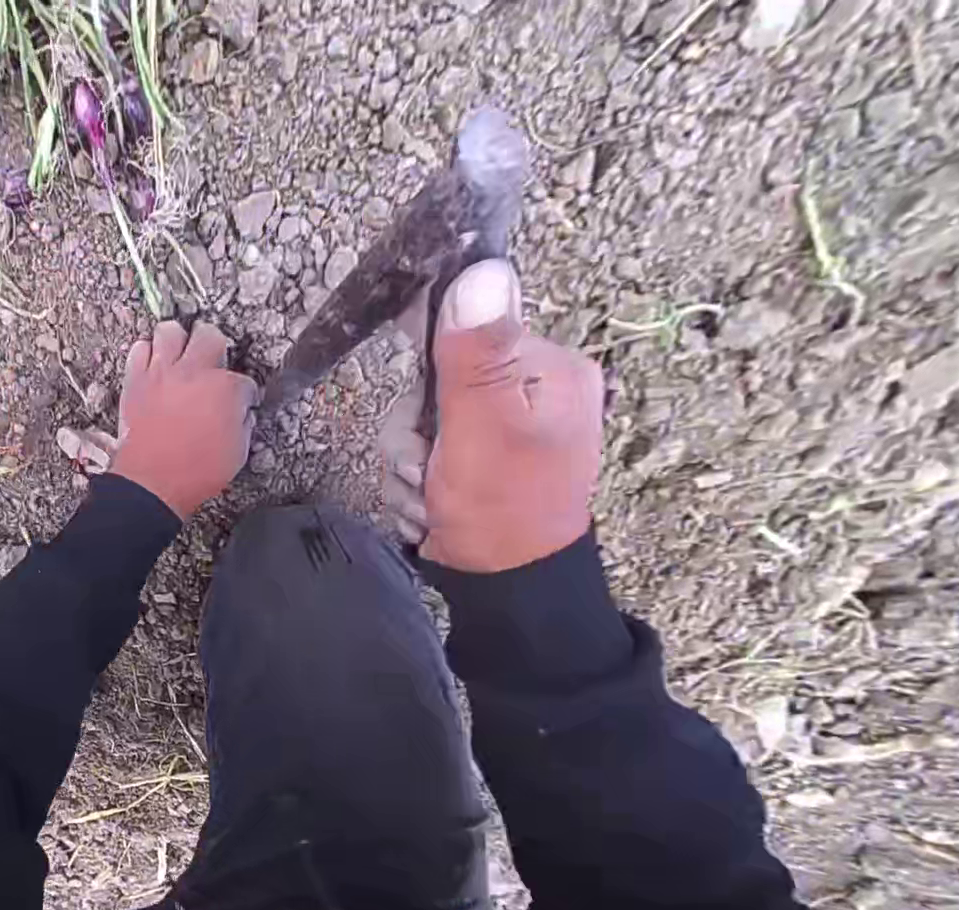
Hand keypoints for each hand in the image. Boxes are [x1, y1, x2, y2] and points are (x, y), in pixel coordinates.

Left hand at [111, 320, 257, 518]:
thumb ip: (243, 425)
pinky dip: (147, 354)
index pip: (244, 379)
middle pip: (209, 335)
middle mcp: (195, 372)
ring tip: (179, 357)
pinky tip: (155, 368)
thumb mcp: (237, 454)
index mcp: (226, 389)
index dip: (244, 393)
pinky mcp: (136, 380)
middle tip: (211, 362)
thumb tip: (243, 414)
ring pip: (170, 330)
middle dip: (214, 346)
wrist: (153, 482)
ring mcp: (162, 373)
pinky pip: (139, 349)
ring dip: (178, 341)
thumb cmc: (196, 472)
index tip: (241, 403)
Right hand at [390, 259, 603, 572]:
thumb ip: (477, 355)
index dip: (434, 367)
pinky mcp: (471, 459)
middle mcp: (524, 394)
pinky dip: (415, 480)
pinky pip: (419, 451)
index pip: (469, 331)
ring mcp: (496, 429)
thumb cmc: (502, 511)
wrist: (502, 589)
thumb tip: (481, 271)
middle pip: (434, 380)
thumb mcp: (485, 428)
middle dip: (418, 430)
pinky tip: (431, 505)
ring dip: (410, 462)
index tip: (427, 409)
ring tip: (432, 494)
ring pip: (417, 420)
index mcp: (547, 372)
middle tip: (433, 465)